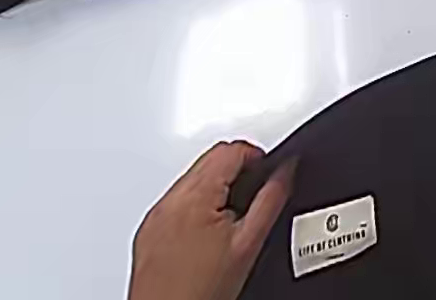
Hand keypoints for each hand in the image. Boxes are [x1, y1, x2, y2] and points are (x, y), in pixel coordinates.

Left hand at [128, 142, 294, 299]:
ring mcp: (155, 218)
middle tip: (251, 200)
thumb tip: (289, 166)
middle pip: (211, 159)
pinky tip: (206, 236)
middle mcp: (169, 202)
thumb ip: (273, 196)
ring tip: (229, 222)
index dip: (256, 159)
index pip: (231, 150)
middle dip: (236, 171)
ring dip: (216, 187)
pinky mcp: (146, 233)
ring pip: (194, 178)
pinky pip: (177, 200)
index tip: (265, 177)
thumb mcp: (249, 243)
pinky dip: (196, 205)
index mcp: (194, 197)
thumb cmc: (201, 295)